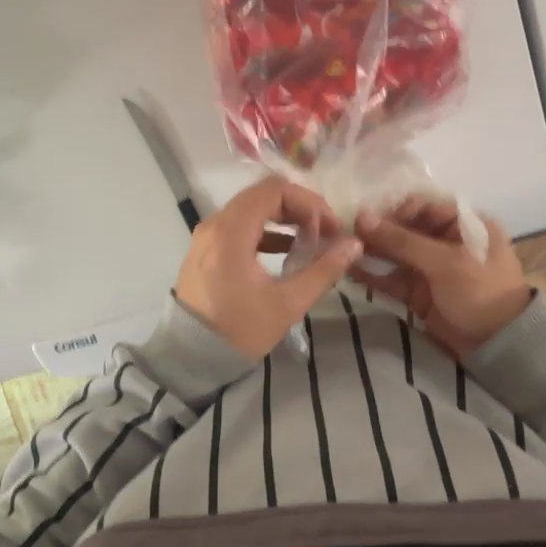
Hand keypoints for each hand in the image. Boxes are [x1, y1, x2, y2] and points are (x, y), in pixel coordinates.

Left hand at [176, 177, 363, 359]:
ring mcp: (206, 238)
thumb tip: (354, 245)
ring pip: (250, 212)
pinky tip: (286, 254)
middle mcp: (214, 225)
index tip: (331, 227)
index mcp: (231, 231)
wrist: (191, 356)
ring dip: (283, 222)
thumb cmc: (239, 330)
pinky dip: (265, 234)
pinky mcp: (204, 252)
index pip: (275, 190)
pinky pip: (238, 229)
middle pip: (262, 196)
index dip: (309, 201)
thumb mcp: (287, 303)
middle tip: (325, 235)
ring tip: (310, 246)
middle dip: (299, 210)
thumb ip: (323, 270)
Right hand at [351, 198, 531, 358]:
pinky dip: (373, 276)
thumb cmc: (480, 292)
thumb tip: (362, 217)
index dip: (396, 210)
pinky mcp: (418, 293)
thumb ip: (402, 241)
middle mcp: (446, 241)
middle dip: (378, 231)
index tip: (369, 218)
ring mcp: (431, 268)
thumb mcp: (446, 262)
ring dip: (371, 252)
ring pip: (395, 254)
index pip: (424, 205)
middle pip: (405, 229)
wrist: (497, 345)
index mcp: (464, 224)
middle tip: (347, 233)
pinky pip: (391, 279)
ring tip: (343, 250)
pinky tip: (349, 271)